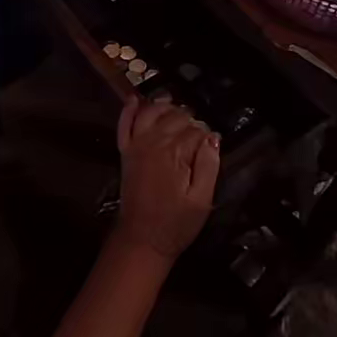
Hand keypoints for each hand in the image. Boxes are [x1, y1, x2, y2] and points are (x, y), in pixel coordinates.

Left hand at [112, 96, 218, 259]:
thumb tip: (213, 138)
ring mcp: (135, 144)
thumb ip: (208, 166)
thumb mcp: (202, 199)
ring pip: (151, 113)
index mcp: (174, 153)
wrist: (142, 238)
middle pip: (174, 117)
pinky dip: (129, 109)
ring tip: (177, 108)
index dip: (207, 136)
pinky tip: (135, 98)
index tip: (211, 146)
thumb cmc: (176, 223)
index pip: (195, 131)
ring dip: (165, 107)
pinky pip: (124, 123)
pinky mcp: (125, 151)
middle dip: (189, 119)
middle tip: (198, 132)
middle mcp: (152, 142)